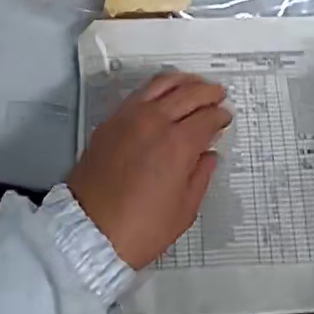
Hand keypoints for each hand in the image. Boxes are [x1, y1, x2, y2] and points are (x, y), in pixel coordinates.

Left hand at [67, 72, 231, 268]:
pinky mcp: (111, 121)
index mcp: (178, 144)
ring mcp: (130, 118)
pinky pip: (140, 92)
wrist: (89, 231)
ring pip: (162, 84)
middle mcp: (155, 122)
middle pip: (189, 93)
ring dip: (183, 81)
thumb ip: (200, 176)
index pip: (208, 117)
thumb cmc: (137, 228)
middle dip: (208, 92)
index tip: (224, 118)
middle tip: (217, 94)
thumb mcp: (183, 210)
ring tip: (194, 84)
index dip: (220, 116)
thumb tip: (208, 157)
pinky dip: (158, 87)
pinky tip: (164, 94)